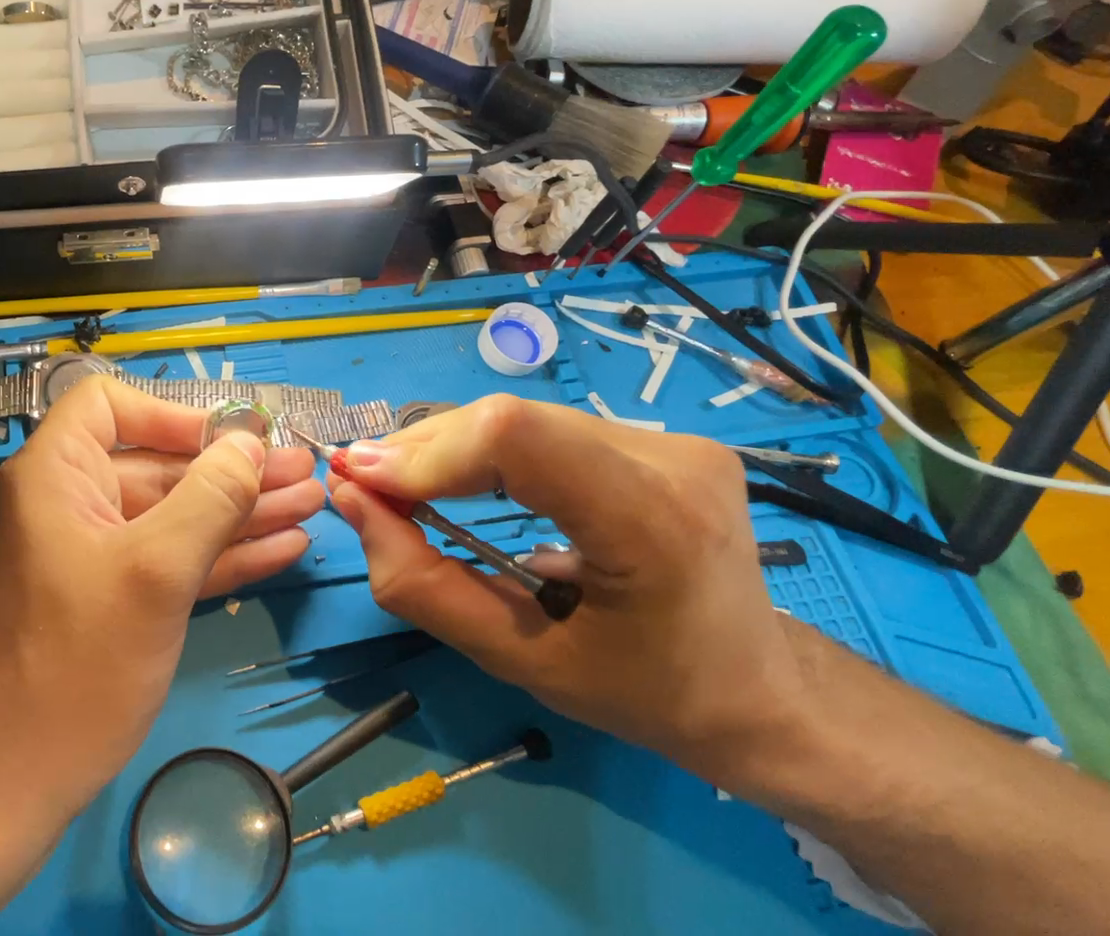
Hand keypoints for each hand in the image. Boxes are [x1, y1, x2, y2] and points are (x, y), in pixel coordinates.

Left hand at [0, 377, 323, 830]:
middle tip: (305, 473)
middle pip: (156, 465)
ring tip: (311, 505)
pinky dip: (220, 554)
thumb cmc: (79, 663)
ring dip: (240, 512)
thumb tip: (249, 445)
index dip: (173, 415)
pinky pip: (169, 559)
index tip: (232, 442)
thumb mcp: (156, 571)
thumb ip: (209, 498)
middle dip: (232, 471)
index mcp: (54, 476)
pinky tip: (282, 549)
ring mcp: (89, 555)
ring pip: (172, 516)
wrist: (19, 781)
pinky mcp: (109, 599)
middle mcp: (67, 504)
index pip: (108, 407)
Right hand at [327, 395, 811, 778]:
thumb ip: (422, 584)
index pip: (516, 440)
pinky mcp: (662, 439)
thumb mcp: (518, 659)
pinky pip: (547, 428)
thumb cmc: (642, 693)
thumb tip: (352, 502)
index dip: (425, 454)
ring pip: (522, 416)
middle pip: (510, 418)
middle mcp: (671, 458)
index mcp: (650, 522)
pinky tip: (459, 479)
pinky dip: (487, 451)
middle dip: (423, 451)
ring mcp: (673, 441)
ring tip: (402, 488)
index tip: (359, 482)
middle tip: (366, 487)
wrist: (757, 691)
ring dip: (449, 448)